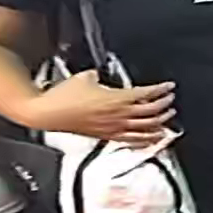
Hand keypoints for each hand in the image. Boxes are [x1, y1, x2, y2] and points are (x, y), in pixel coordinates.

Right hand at [23, 72, 174, 145]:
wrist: (42, 113)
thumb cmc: (60, 96)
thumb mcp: (82, 79)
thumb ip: (96, 75)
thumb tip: (98, 73)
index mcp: (118, 98)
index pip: (149, 93)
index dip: (162, 89)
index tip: (169, 87)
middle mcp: (121, 113)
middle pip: (154, 110)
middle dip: (166, 104)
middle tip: (170, 100)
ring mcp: (116, 126)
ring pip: (148, 126)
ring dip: (162, 121)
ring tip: (167, 117)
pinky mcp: (108, 135)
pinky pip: (134, 139)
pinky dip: (148, 138)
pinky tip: (154, 137)